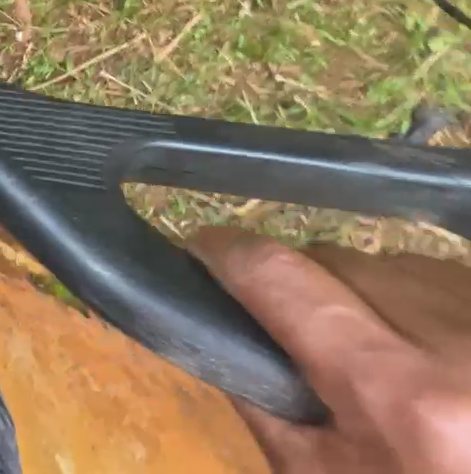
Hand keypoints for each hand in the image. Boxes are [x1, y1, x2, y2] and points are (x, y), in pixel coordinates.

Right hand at [190, 227, 470, 471]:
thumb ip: (261, 394)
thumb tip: (211, 316)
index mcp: (398, 392)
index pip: (276, 271)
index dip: (223, 252)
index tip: (203, 257)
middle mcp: (468, 349)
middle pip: (342, 261)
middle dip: (310, 285)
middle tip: (310, 334)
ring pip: (409, 267)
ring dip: (382, 295)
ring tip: (402, 357)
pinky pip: (462, 284)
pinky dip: (442, 310)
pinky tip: (452, 359)